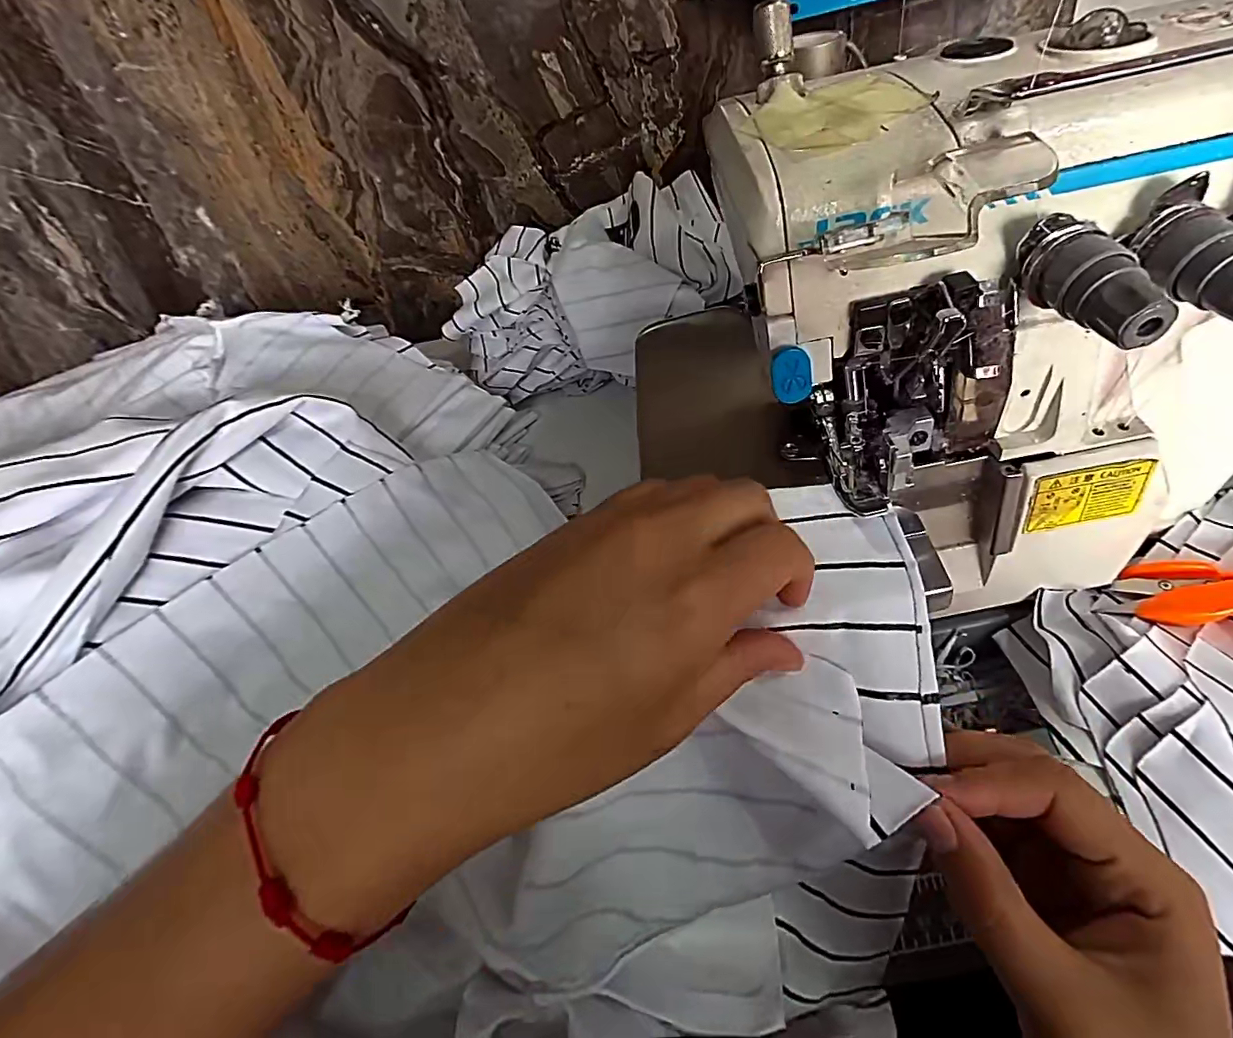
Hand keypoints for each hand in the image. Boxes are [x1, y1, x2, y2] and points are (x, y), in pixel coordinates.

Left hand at [258, 477, 814, 928]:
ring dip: (721, 519)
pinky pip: (648, 496)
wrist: (434, 730)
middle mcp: (664, 537)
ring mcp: (612, 520)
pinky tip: (650, 569)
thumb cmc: (563, 746)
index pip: (780, 545)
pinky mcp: (572, 522)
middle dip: (766, 534)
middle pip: (746, 496)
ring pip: (696, 485)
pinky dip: (675, 517)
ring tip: (702, 574)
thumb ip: (736, 665)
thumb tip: (783, 646)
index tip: (784, 606)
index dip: (798, 571)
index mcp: (698, 593)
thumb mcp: (668, 718)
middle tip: (751, 586)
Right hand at [916, 731, 1229, 1037]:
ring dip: (968, 794)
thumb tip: (937, 820)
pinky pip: (1007, 846)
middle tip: (919, 765)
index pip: (1064, 796)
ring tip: (921, 788)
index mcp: (1151, 880)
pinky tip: (940, 824)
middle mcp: (1120, 865)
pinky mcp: (1055, 900)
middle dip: (979, 769)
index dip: (993, 783)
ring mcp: (1086, 881)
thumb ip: (991, 903)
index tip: (935, 790)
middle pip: (1044, 786)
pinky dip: (969, 829)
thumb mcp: (1058, 995)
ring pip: (1021, 809)